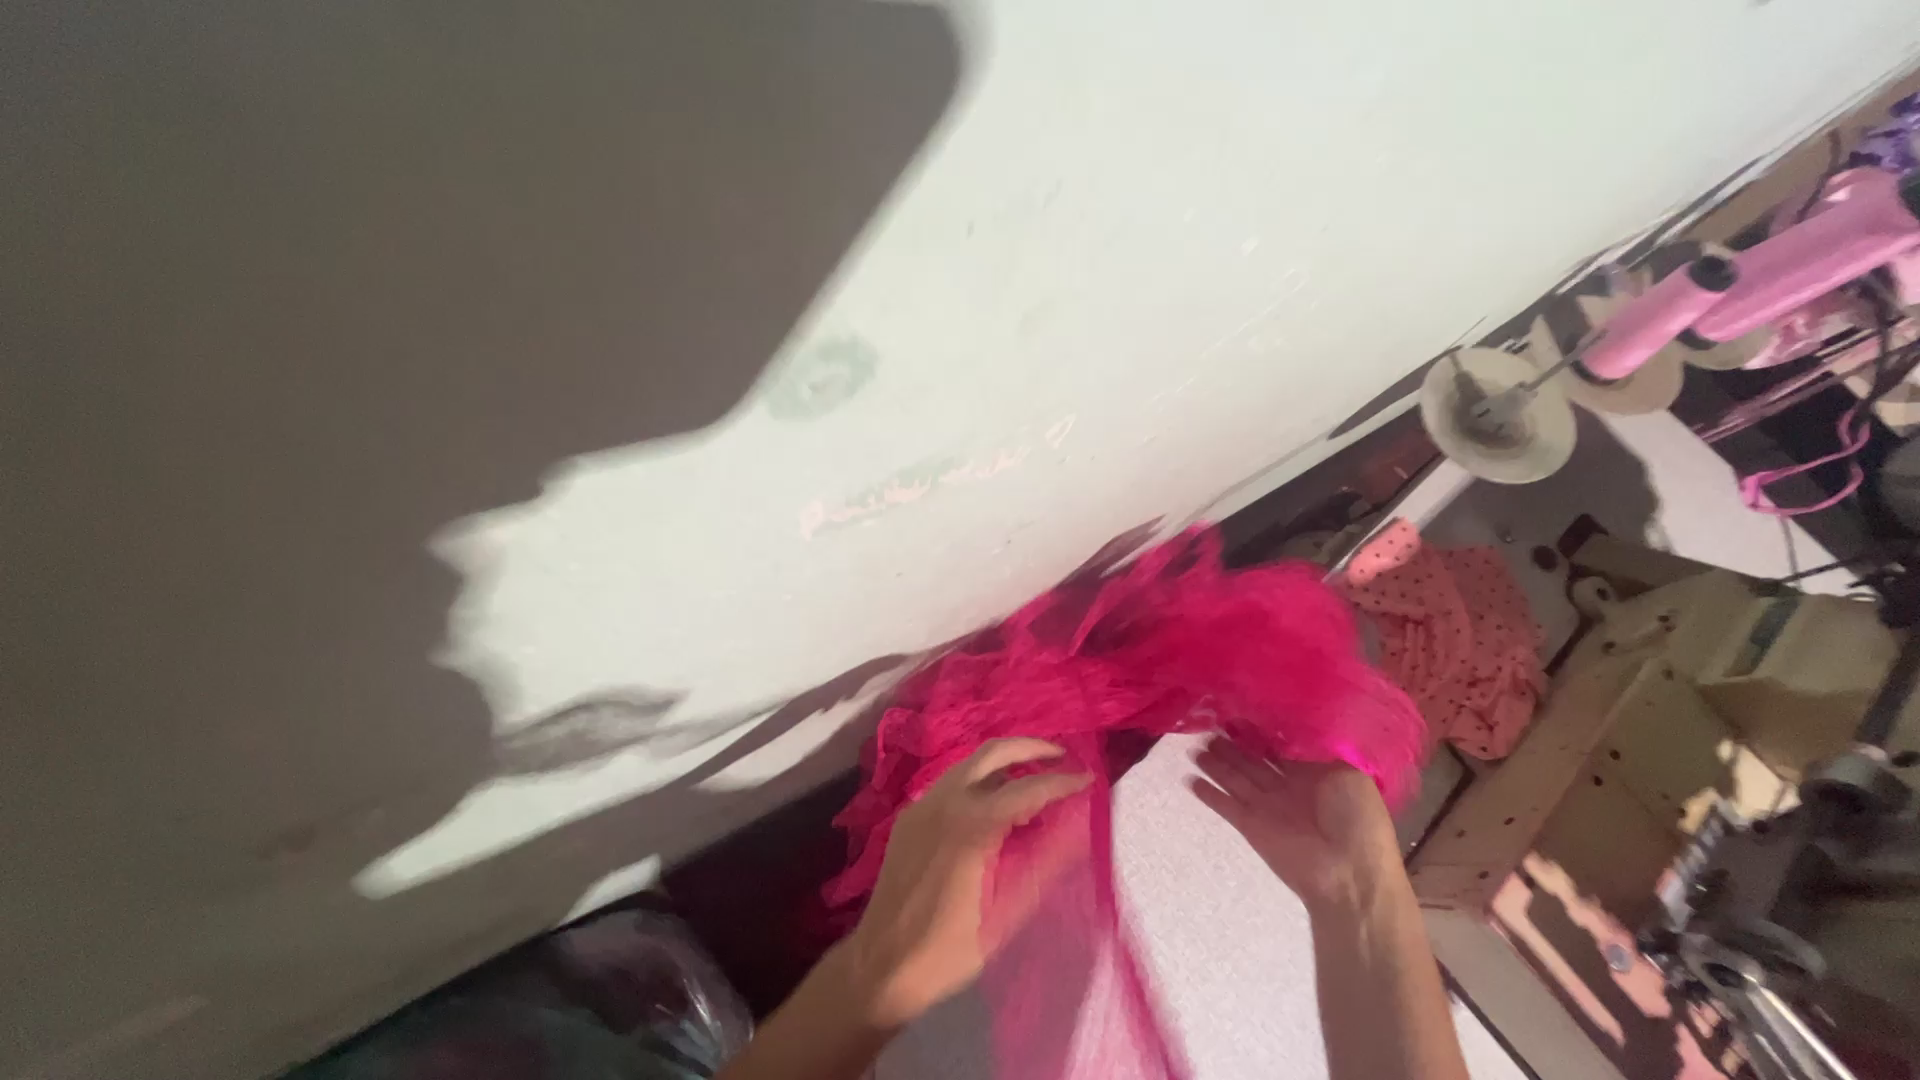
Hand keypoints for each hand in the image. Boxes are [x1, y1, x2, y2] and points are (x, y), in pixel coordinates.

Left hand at [841, 738, 1090, 1027]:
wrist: (881, 965)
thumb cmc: (948, 948)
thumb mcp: (1006, 914)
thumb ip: (1043, 863)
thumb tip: (1077, 826)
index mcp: (971, 826)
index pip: (1027, 788)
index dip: (1062, 781)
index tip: (1090, 779)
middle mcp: (943, 803)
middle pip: (992, 753)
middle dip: (1031, 748)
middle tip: (1063, 757)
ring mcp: (922, 806)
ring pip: (969, 764)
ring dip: (1004, 762)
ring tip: (1036, 776)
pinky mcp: (909, 817)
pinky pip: (950, 783)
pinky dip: (980, 780)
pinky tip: (996, 802)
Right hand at [1188, 735, 1402, 914]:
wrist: (1350, 875)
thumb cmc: (1357, 818)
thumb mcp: (1348, 772)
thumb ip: (1313, 749)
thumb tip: (1284, 728)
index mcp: (1315, 773)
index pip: (1281, 745)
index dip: (1261, 728)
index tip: (1240, 708)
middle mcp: (1289, 787)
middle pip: (1253, 760)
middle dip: (1233, 743)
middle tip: (1209, 723)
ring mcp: (1268, 807)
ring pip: (1235, 778)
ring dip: (1216, 764)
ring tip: (1194, 746)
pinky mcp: (1250, 826)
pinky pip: (1225, 806)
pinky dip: (1208, 794)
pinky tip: (1189, 779)